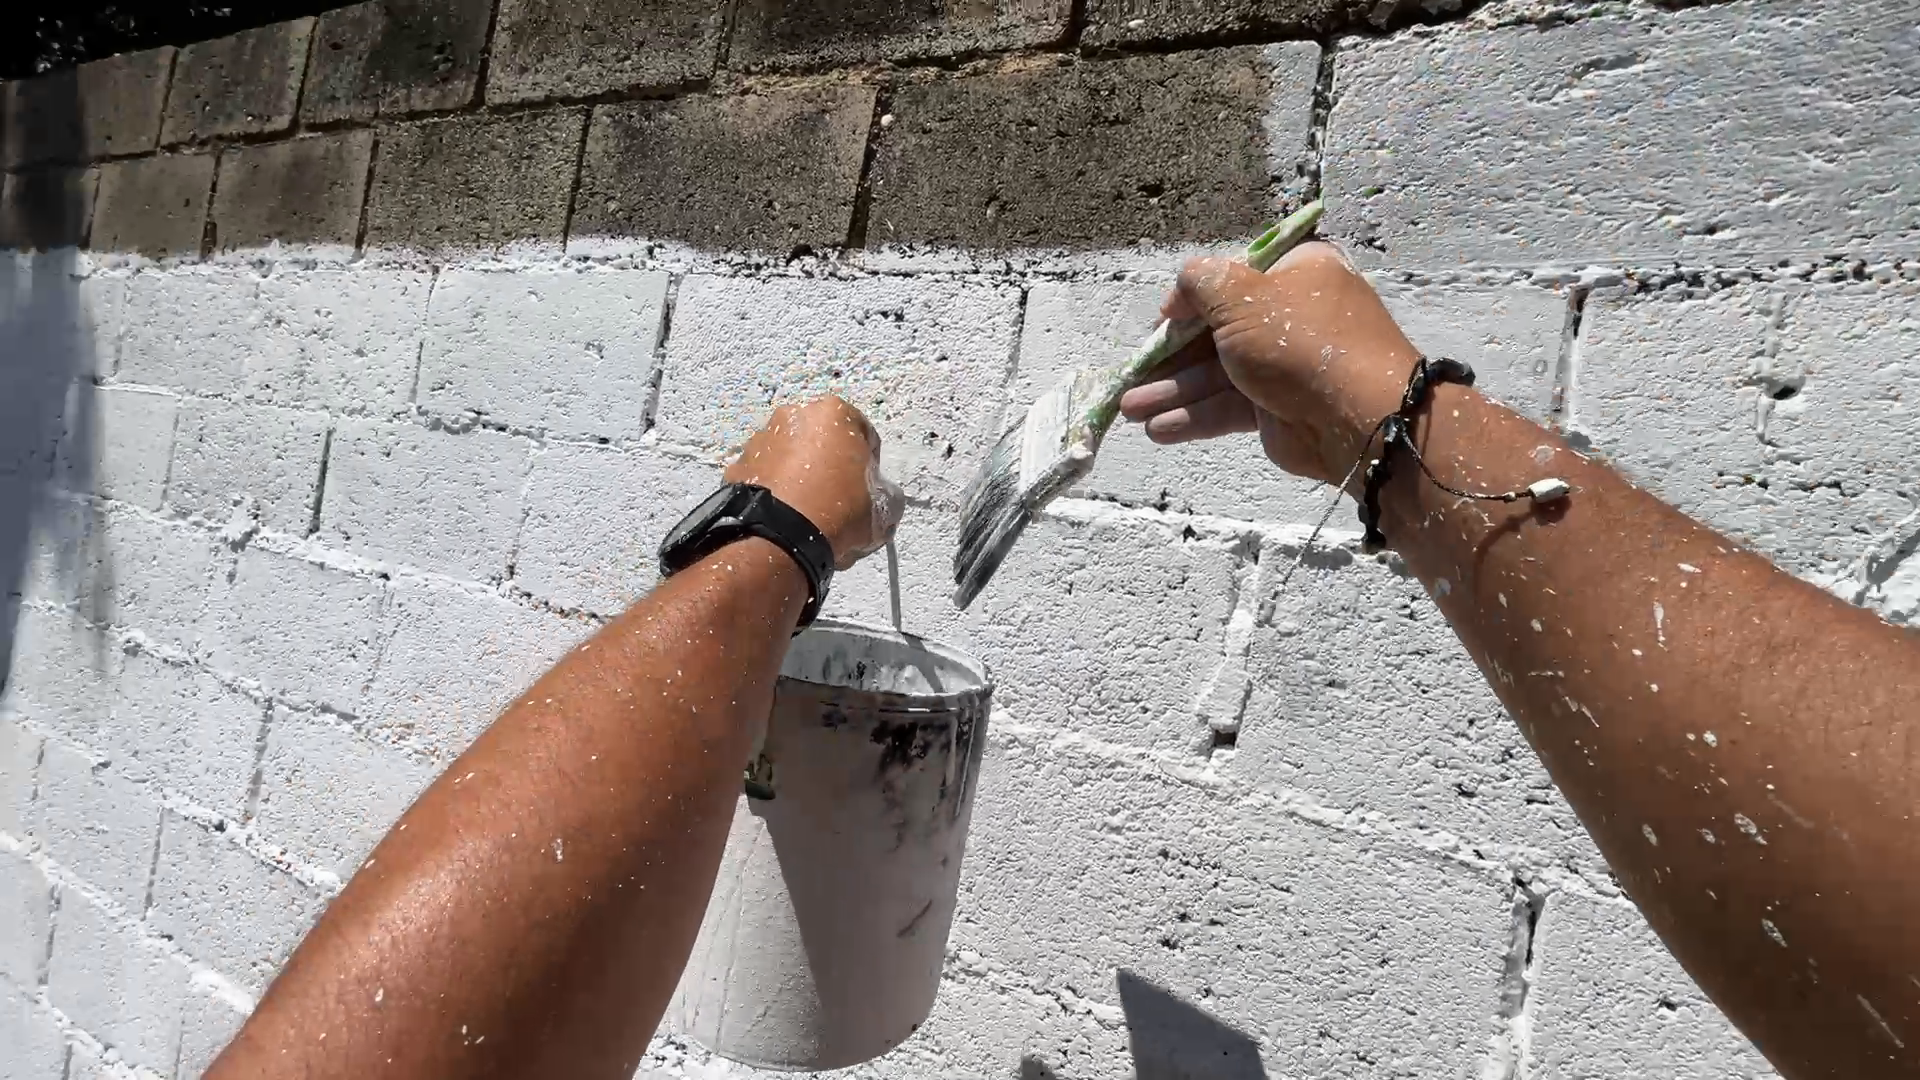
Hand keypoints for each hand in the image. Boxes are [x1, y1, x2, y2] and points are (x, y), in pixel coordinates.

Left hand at [725, 397, 904, 569]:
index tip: (867, 493)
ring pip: (792, 458)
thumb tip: (877, 494)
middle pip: (823, 443)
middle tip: (839, 504)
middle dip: (831, 468)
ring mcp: (760, 439)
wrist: (780, 539)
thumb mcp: (886, 508)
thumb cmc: (840, 512)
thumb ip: (886, 492)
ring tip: (809, 517)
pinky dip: (777, 493)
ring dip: (802, 479)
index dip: (870, 468)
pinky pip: (767, 478)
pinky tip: (786, 520)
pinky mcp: (737, 467)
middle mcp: (794, 415)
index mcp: (835, 413)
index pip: (864, 436)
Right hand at [1118, 241, 1423, 487]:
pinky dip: (1192, 417)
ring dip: (1171, 392)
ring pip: (1213, 376)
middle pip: (1213, 335)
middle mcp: (1286, 318)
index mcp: (1291, 276)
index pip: (1229, 282)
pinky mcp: (1274, 409)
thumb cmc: (1298, 342)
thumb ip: (1201, 284)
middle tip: (1130, 378)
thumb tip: (1180, 288)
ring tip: (1130, 411)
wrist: (1354, 415)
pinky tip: (1158, 429)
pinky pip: (1225, 408)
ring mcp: (1280, 367)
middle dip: (1168, 360)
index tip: (1158, 324)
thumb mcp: (1241, 297)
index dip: (1188, 303)